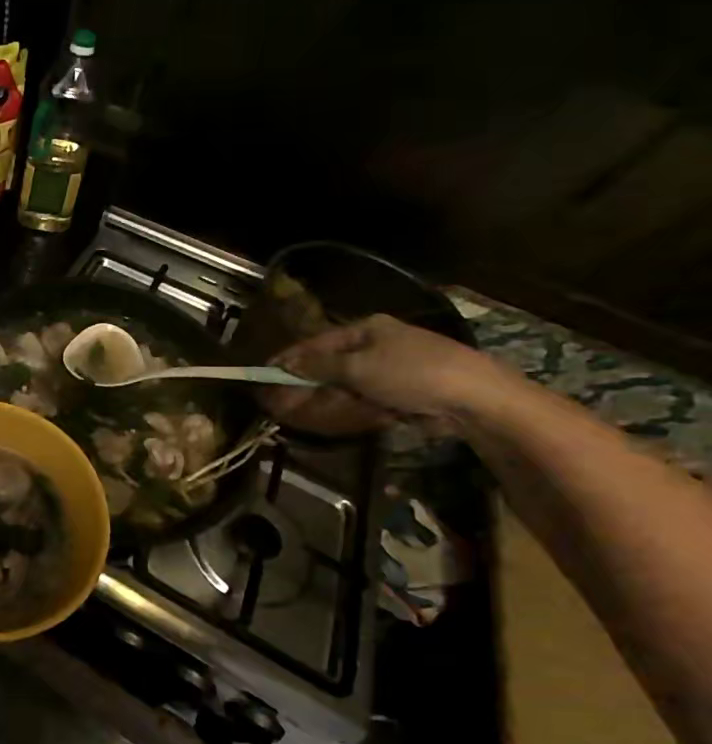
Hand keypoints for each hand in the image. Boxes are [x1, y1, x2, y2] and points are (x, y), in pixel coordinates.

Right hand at [262, 313, 516, 434]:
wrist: (478, 399)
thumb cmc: (410, 373)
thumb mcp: (355, 367)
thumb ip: (316, 366)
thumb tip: (286, 364)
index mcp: (368, 328)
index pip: (317, 342)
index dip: (289, 358)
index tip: (264, 373)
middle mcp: (381, 344)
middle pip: (332, 363)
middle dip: (307, 382)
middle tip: (281, 400)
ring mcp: (397, 367)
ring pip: (349, 383)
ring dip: (331, 397)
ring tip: (309, 411)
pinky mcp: (410, 390)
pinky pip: (371, 397)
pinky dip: (358, 406)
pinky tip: (352, 414)